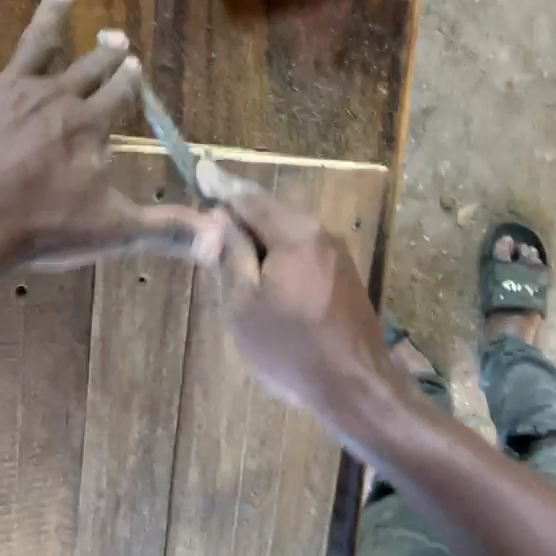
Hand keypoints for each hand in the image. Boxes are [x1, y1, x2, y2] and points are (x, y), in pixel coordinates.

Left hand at [0, 0, 211, 270]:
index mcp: (91, 126)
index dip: (128, 81)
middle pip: (86, 68)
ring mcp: (9, 90)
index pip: (119, 95)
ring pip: (36, 44)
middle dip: (104, 53)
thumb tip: (222, 240)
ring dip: (52, 16)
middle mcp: (56, 97)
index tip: (135, 63)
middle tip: (115, 34)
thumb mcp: (114, 231)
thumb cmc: (42, 226)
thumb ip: (167, 230)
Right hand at [206, 185, 396, 412]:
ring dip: (259, 245)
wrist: (355, 387)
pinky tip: (266, 286)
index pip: (249, 198)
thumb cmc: (290, 348)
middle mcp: (321, 235)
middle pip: (271, 216)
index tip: (200, 169)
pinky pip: (304, 257)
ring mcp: (339, 257)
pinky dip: (280, 261)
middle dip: (239, 220)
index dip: (220, 186)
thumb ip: (230, 255)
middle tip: (208, 231)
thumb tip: (220, 218)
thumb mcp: (243, 304)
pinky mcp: (346, 280)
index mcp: (295, 233)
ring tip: (231, 264)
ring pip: (288, 238)